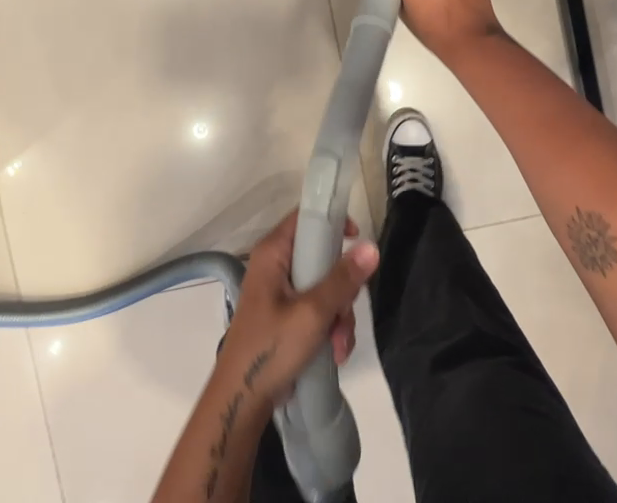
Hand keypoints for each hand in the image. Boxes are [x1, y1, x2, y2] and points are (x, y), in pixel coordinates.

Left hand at [216, 211, 379, 407]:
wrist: (244, 399)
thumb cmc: (271, 347)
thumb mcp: (313, 312)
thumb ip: (343, 280)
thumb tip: (371, 247)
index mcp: (273, 254)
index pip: (305, 217)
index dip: (332, 221)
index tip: (357, 240)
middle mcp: (276, 267)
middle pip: (322, 257)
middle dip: (342, 290)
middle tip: (345, 311)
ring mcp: (282, 293)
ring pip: (326, 287)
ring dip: (339, 316)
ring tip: (339, 343)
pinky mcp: (287, 317)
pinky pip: (319, 310)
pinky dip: (330, 328)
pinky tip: (335, 352)